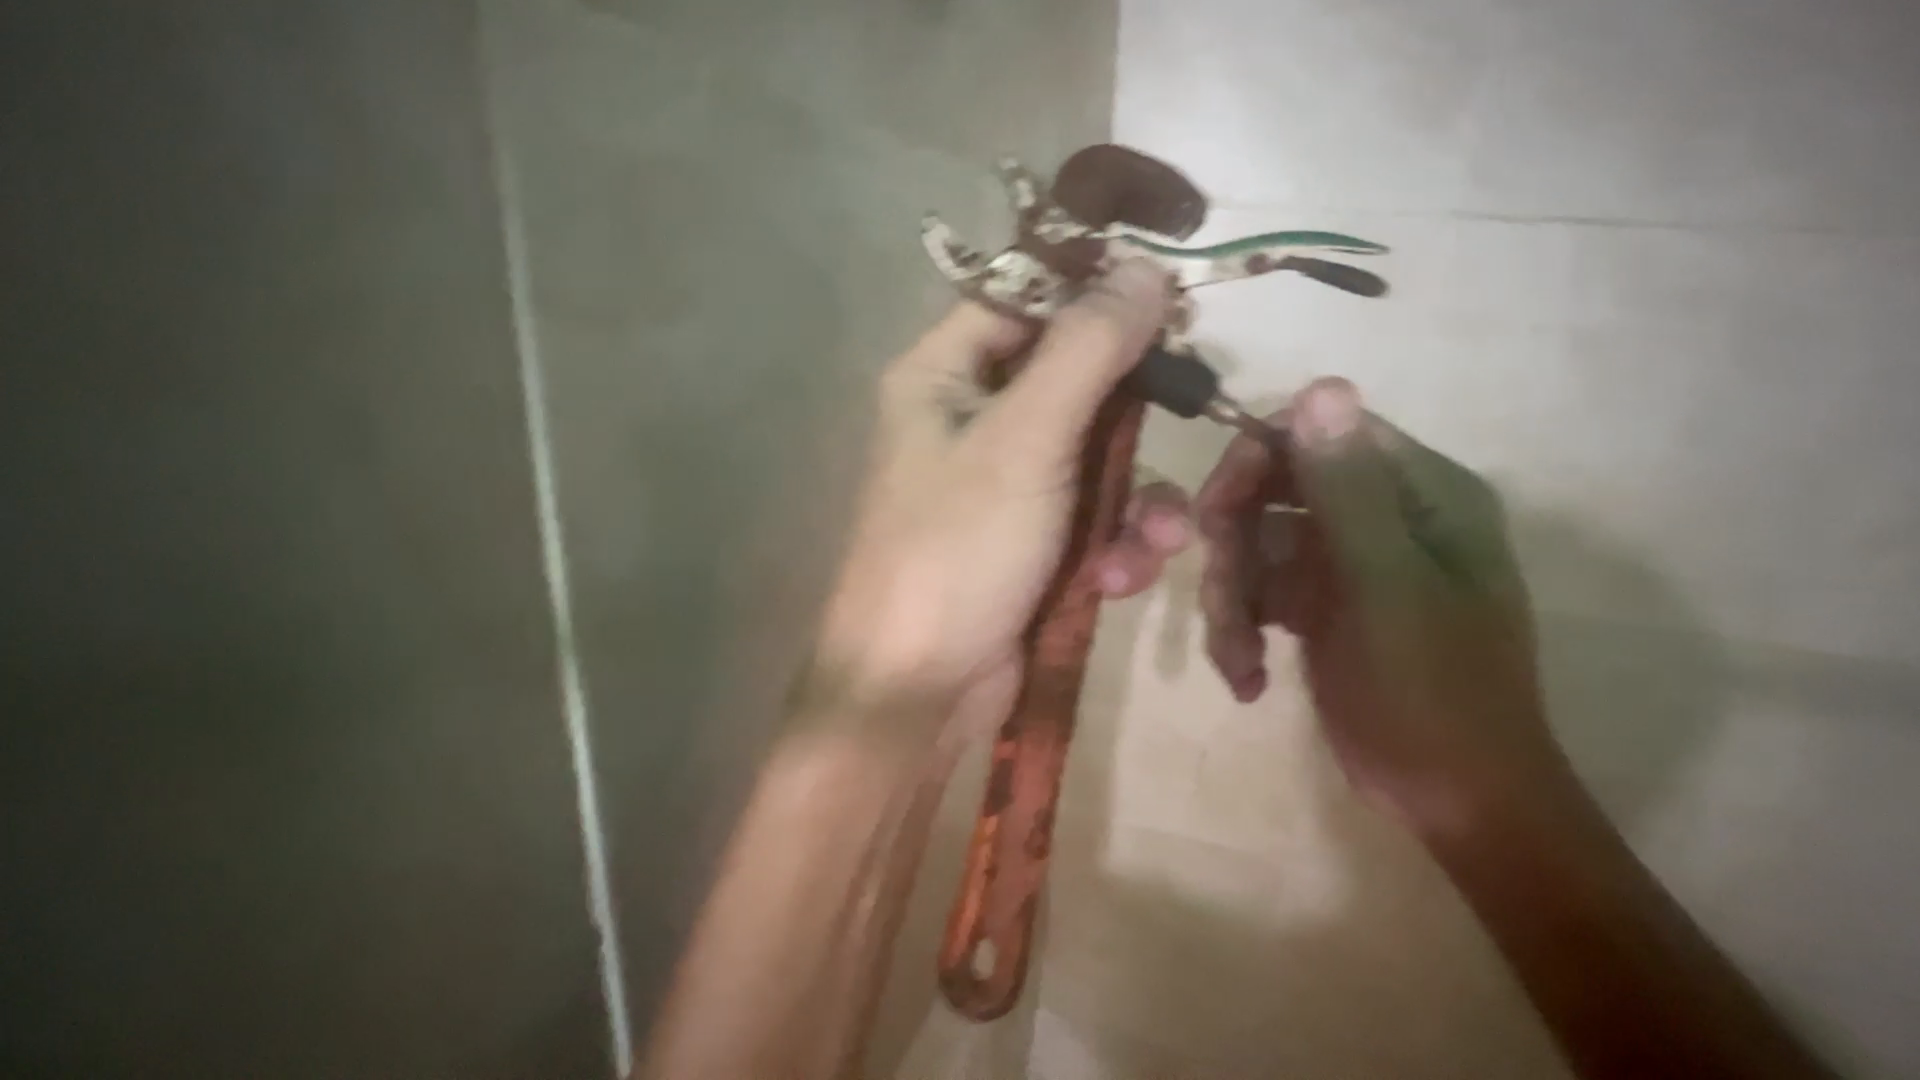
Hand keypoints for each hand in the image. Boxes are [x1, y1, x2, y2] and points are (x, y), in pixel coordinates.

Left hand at [811, 260, 1188, 749]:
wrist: (919, 692)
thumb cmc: (957, 550)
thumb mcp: (1025, 441)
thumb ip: (1086, 350)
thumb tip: (1142, 266)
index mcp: (941, 377)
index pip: (1023, 299)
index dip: (1094, 297)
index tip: (1171, 302)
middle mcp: (968, 421)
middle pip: (1074, 381)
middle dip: (1135, 416)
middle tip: (1195, 408)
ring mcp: (1001, 487)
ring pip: (1097, 458)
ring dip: (1138, 501)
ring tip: (1158, 541)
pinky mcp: (1028, 543)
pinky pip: (1092, 519)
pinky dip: (1116, 547)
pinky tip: (1120, 582)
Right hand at [1194, 378, 1573, 833]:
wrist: (1455, 799)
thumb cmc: (1435, 692)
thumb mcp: (1386, 587)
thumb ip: (1350, 489)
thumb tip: (1320, 385)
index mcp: (1421, 492)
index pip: (1319, 432)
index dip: (1255, 461)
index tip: (1212, 515)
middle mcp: (1384, 514)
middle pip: (1274, 487)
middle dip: (1234, 545)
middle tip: (1221, 598)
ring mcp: (1347, 561)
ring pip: (1255, 544)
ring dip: (1231, 599)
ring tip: (1238, 658)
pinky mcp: (1321, 606)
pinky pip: (1258, 592)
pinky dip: (1242, 629)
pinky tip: (1247, 677)